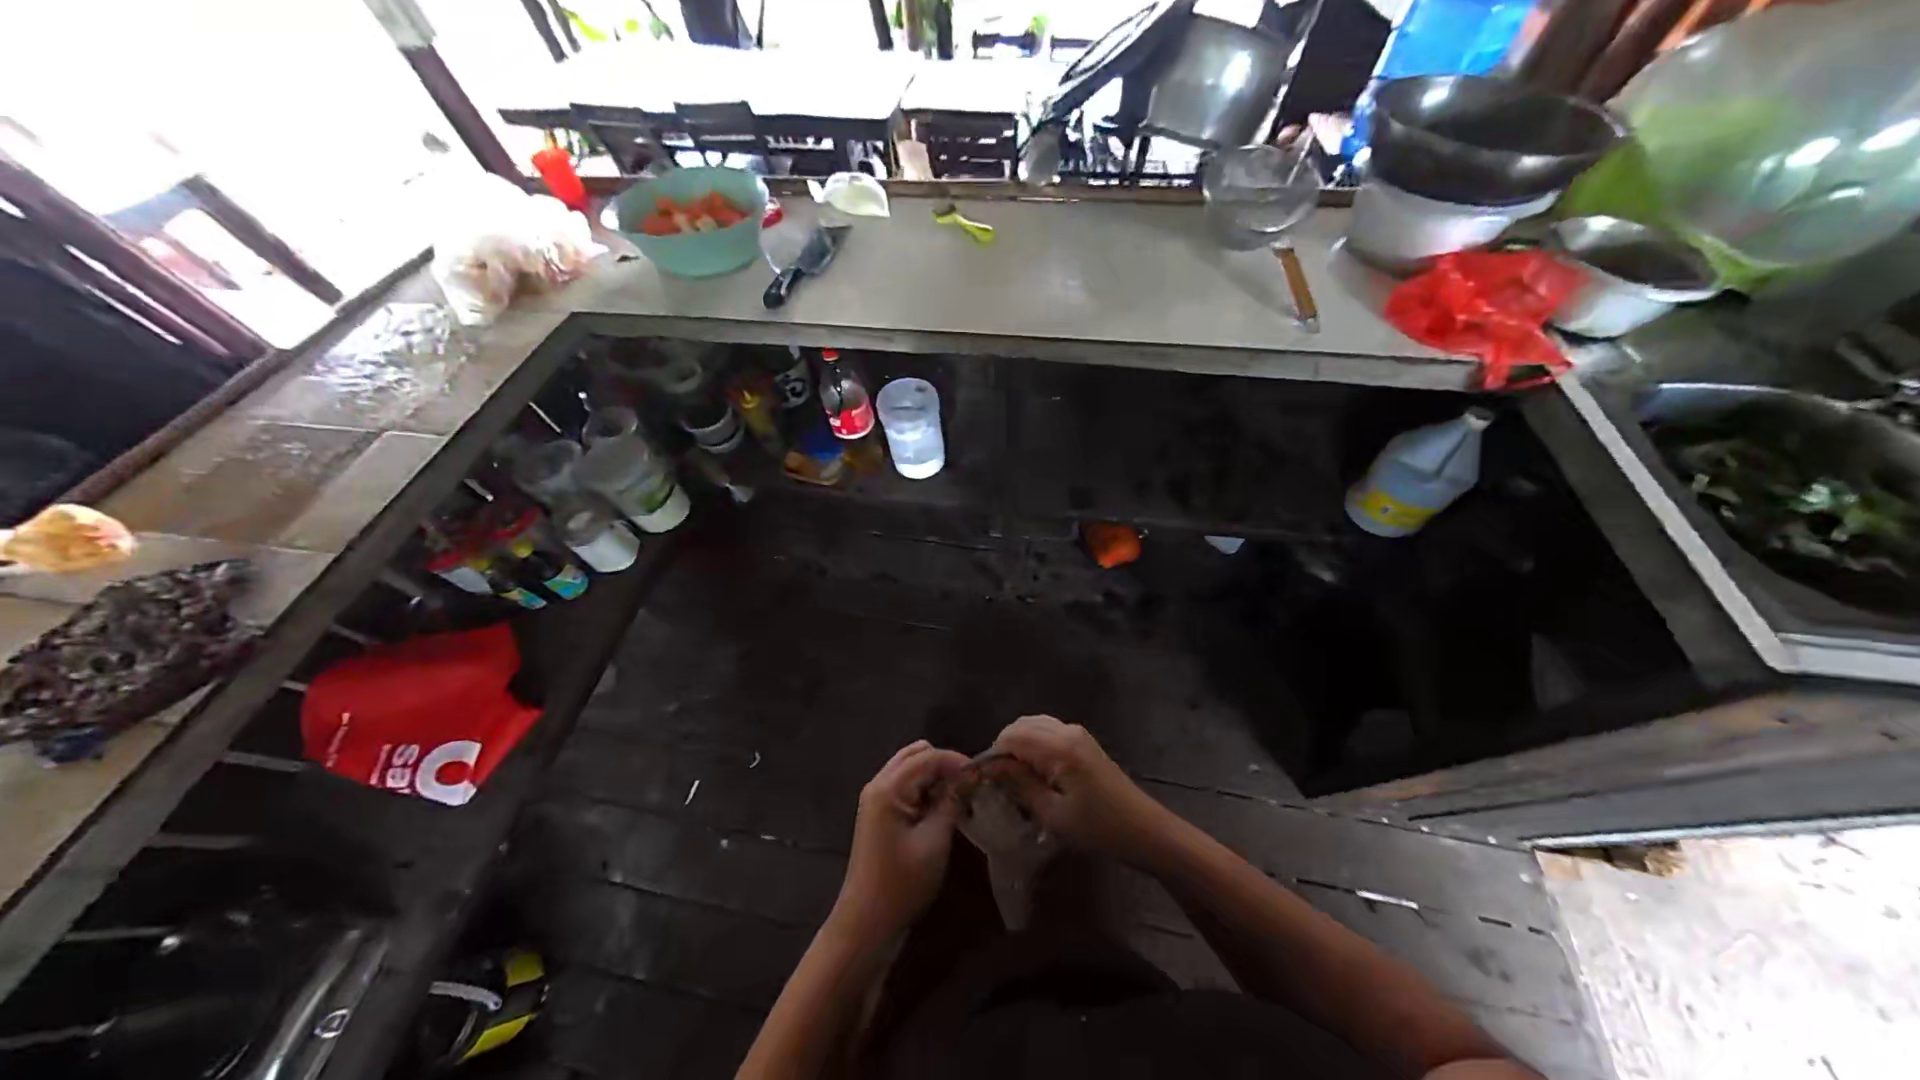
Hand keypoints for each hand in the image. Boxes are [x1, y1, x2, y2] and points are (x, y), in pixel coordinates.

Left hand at [830, 740, 970, 944]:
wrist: (867, 920)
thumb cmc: (902, 883)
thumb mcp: (934, 841)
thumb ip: (950, 803)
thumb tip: (967, 779)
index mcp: (888, 788)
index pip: (928, 757)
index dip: (957, 761)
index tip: (983, 776)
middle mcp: (878, 783)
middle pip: (916, 754)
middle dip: (944, 763)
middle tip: (969, 784)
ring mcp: (876, 797)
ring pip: (910, 766)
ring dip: (934, 773)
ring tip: (958, 794)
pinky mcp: (879, 811)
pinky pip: (905, 783)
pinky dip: (924, 786)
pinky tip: (941, 805)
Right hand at [989, 715, 1166, 860]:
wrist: (1143, 830)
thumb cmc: (1097, 828)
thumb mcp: (1052, 813)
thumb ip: (1020, 784)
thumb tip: (992, 767)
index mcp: (1059, 747)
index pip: (1011, 736)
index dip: (993, 755)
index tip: (984, 780)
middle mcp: (1067, 730)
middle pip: (1021, 725)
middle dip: (1004, 748)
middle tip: (999, 780)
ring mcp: (1077, 732)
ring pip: (1033, 725)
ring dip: (1018, 744)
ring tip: (1015, 777)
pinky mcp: (1083, 740)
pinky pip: (1047, 731)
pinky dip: (1033, 743)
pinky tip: (1034, 770)